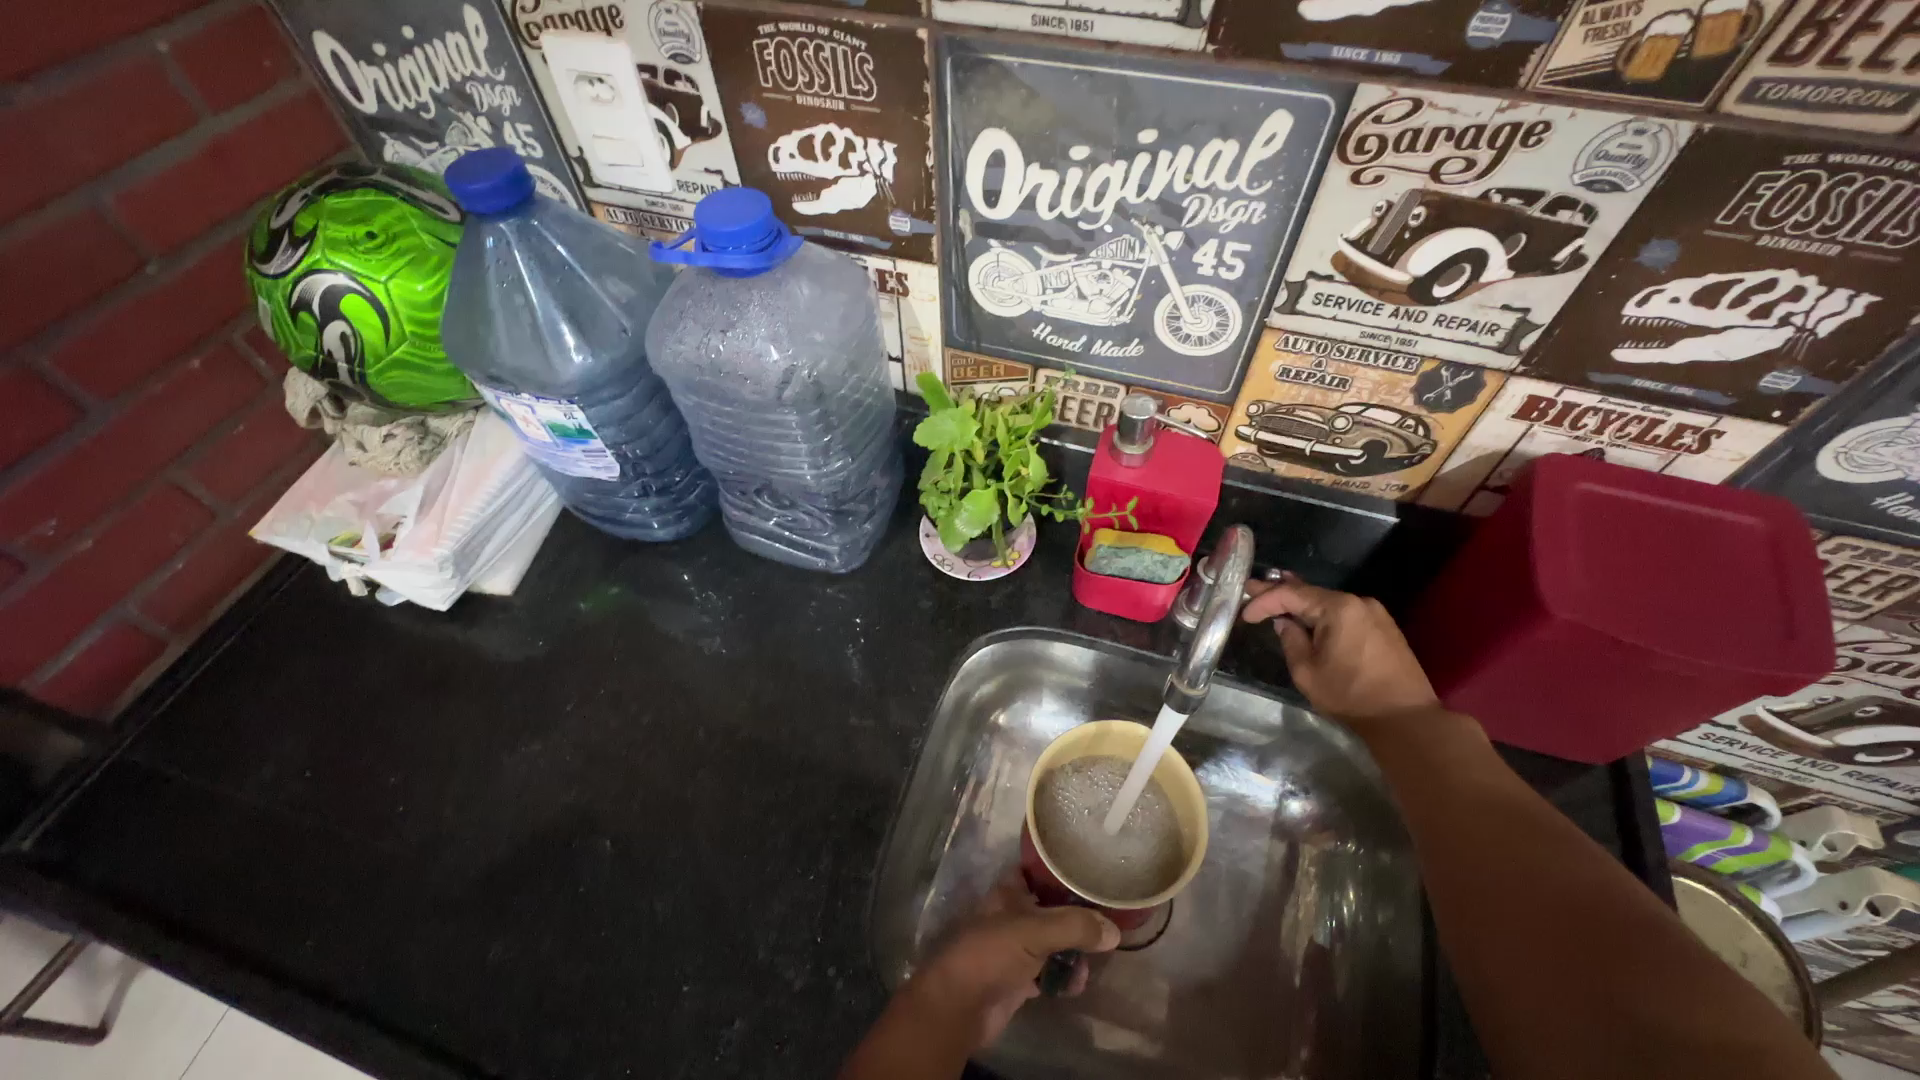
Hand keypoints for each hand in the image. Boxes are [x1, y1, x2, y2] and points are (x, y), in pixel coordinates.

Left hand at [905, 873, 1119, 1051]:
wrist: (958, 1006)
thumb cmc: (990, 954)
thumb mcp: (1034, 931)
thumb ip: (1075, 927)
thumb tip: (1114, 931)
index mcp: (1008, 894)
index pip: (1037, 872)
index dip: (1061, 872)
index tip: (1091, 875)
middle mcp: (1011, 917)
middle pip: (1050, 910)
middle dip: (1077, 919)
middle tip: (1106, 925)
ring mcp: (1013, 949)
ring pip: (1051, 943)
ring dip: (1073, 953)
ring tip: (1091, 964)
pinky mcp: (1017, 980)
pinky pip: (1047, 973)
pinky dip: (1063, 978)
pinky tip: (1076, 985)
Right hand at [1241, 576, 1439, 725]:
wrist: (1405, 717)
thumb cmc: (1351, 695)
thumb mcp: (1307, 672)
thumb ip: (1291, 640)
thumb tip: (1285, 622)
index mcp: (1338, 608)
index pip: (1291, 594)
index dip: (1264, 600)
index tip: (1244, 614)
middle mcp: (1358, 602)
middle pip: (1312, 593)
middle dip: (1281, 594)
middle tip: (1252, 589)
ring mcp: (1374, 613)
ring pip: (1329, 603)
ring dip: (1303, 605)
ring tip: (1276, 601)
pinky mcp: (1383, 627)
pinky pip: (1345, 614)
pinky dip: (1323, 615)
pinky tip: (1308, 618)